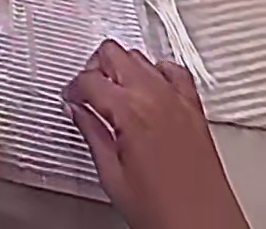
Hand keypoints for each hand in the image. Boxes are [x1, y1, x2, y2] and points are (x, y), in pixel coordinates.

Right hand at [64, 43, 249, 228]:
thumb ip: (91, 134)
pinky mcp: (195, 109)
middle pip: (112, 53)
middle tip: (87, 90)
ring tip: (113, 89)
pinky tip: (149, 87)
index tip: (71, 98)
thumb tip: (77, 111)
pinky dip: (157, 71)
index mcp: (129, 111)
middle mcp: (153, 96)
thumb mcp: (113, 177)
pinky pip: (173, 71)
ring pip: (139, 56)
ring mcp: (177, 99)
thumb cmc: (167, 216)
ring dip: (121, 67)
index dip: (73, 88)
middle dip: (93, 68)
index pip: (88, 80)